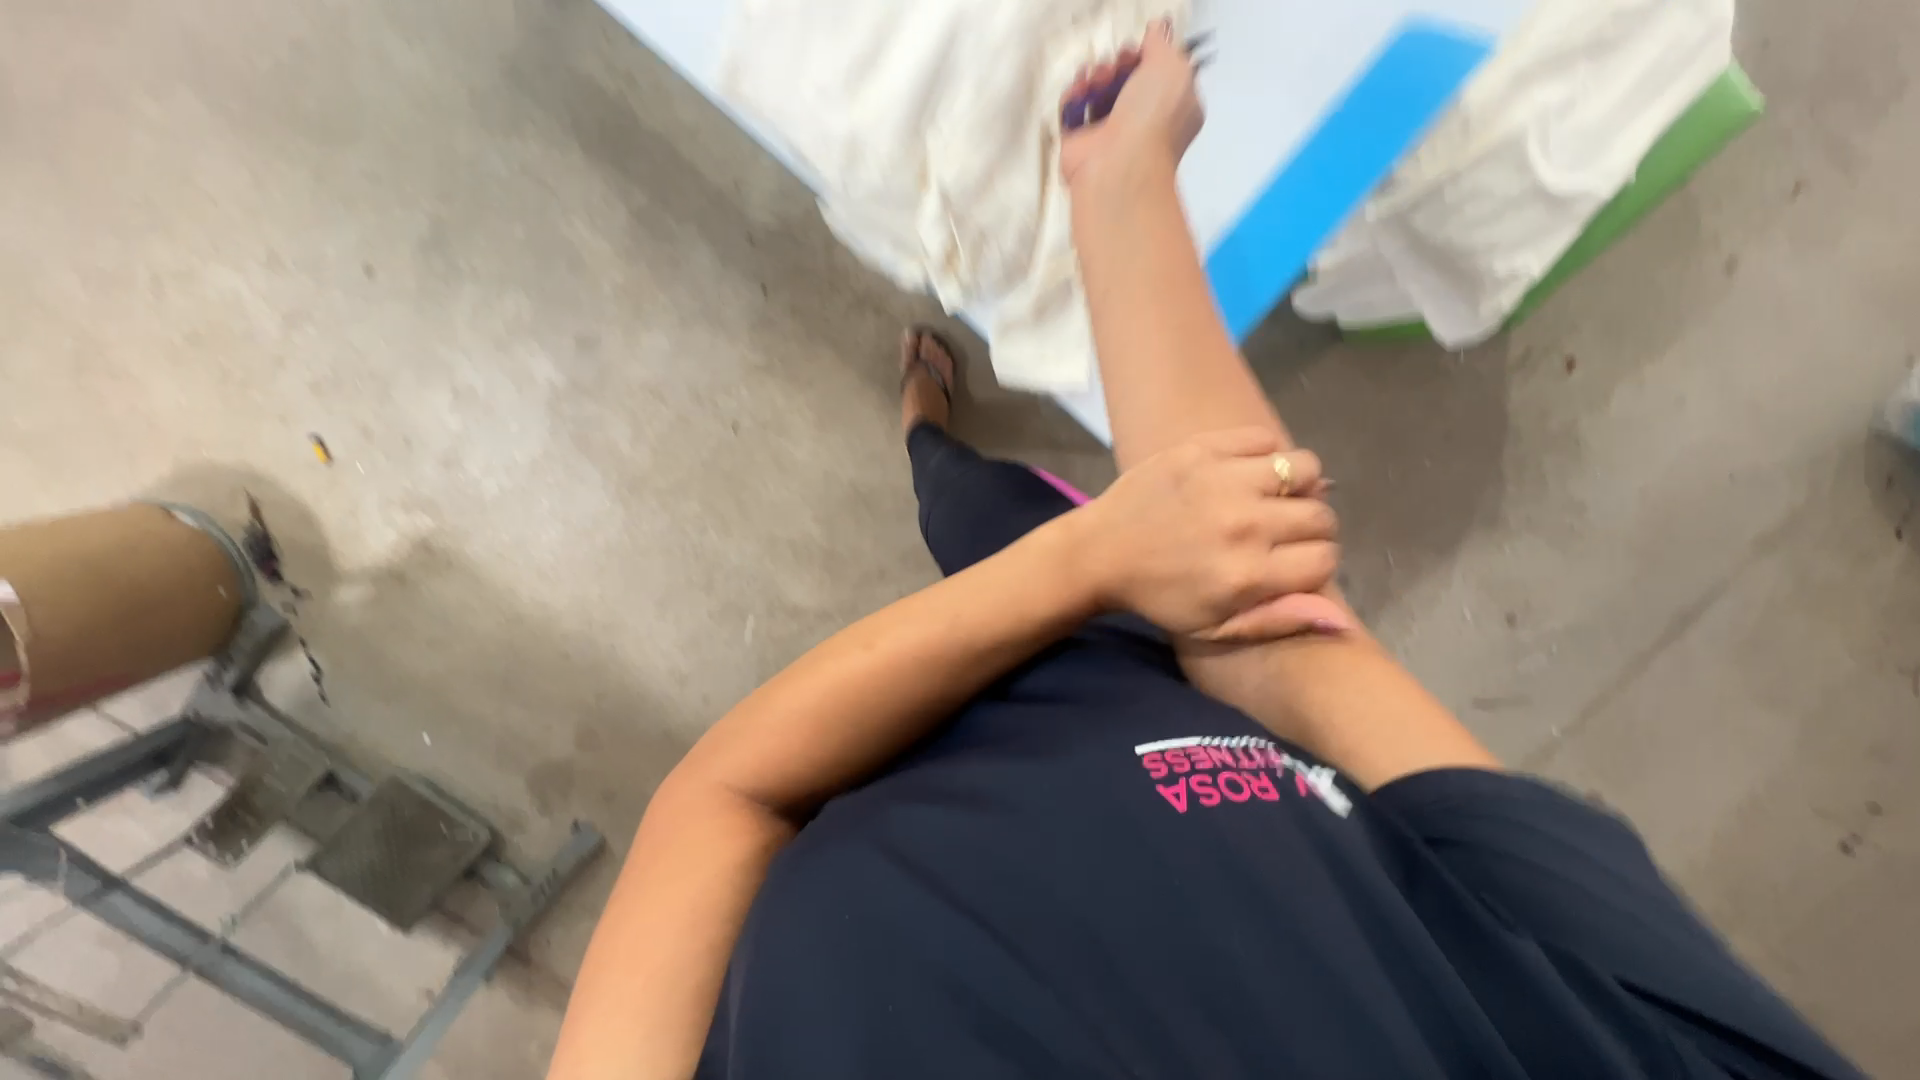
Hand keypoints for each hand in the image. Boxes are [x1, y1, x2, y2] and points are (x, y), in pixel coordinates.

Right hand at [1059, 19, 1205, 188]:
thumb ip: (1163, 44)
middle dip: (1119, 65)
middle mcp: (1143, 123)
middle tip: (1116, 66)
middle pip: (1126, 81)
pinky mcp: (1082, 144)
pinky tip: (1079, 90)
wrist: (1120, 165)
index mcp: (1173, 108)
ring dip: (1095, 76)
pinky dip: (1073, 96)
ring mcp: (1111, 135)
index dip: (1148, 57)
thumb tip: (1157, 30)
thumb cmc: (1153, 117)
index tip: (1139, 51)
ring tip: (1096, 79)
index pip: (1160, 75)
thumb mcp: (1172, 66)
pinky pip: (1074, 111)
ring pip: (1099, 93)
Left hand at [1067, 428, 1352, 641]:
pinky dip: (1266, 454)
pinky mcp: (1201, 449)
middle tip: (1280, 532)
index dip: (1315, 562)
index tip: (1292, 563)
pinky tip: (1247, 474)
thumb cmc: (1158, 596)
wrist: (1099, 552)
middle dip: (1312, 528)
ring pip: (1305, 468)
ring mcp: (1223, 481)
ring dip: (1299, 485)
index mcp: (1248, 575)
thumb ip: (1279, 621)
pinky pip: (1265, 438)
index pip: (1326, 558)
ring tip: (1272, 497)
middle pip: (1321, 516)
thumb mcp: (1214, 628)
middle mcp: (1243, 525)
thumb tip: (1343, 622)